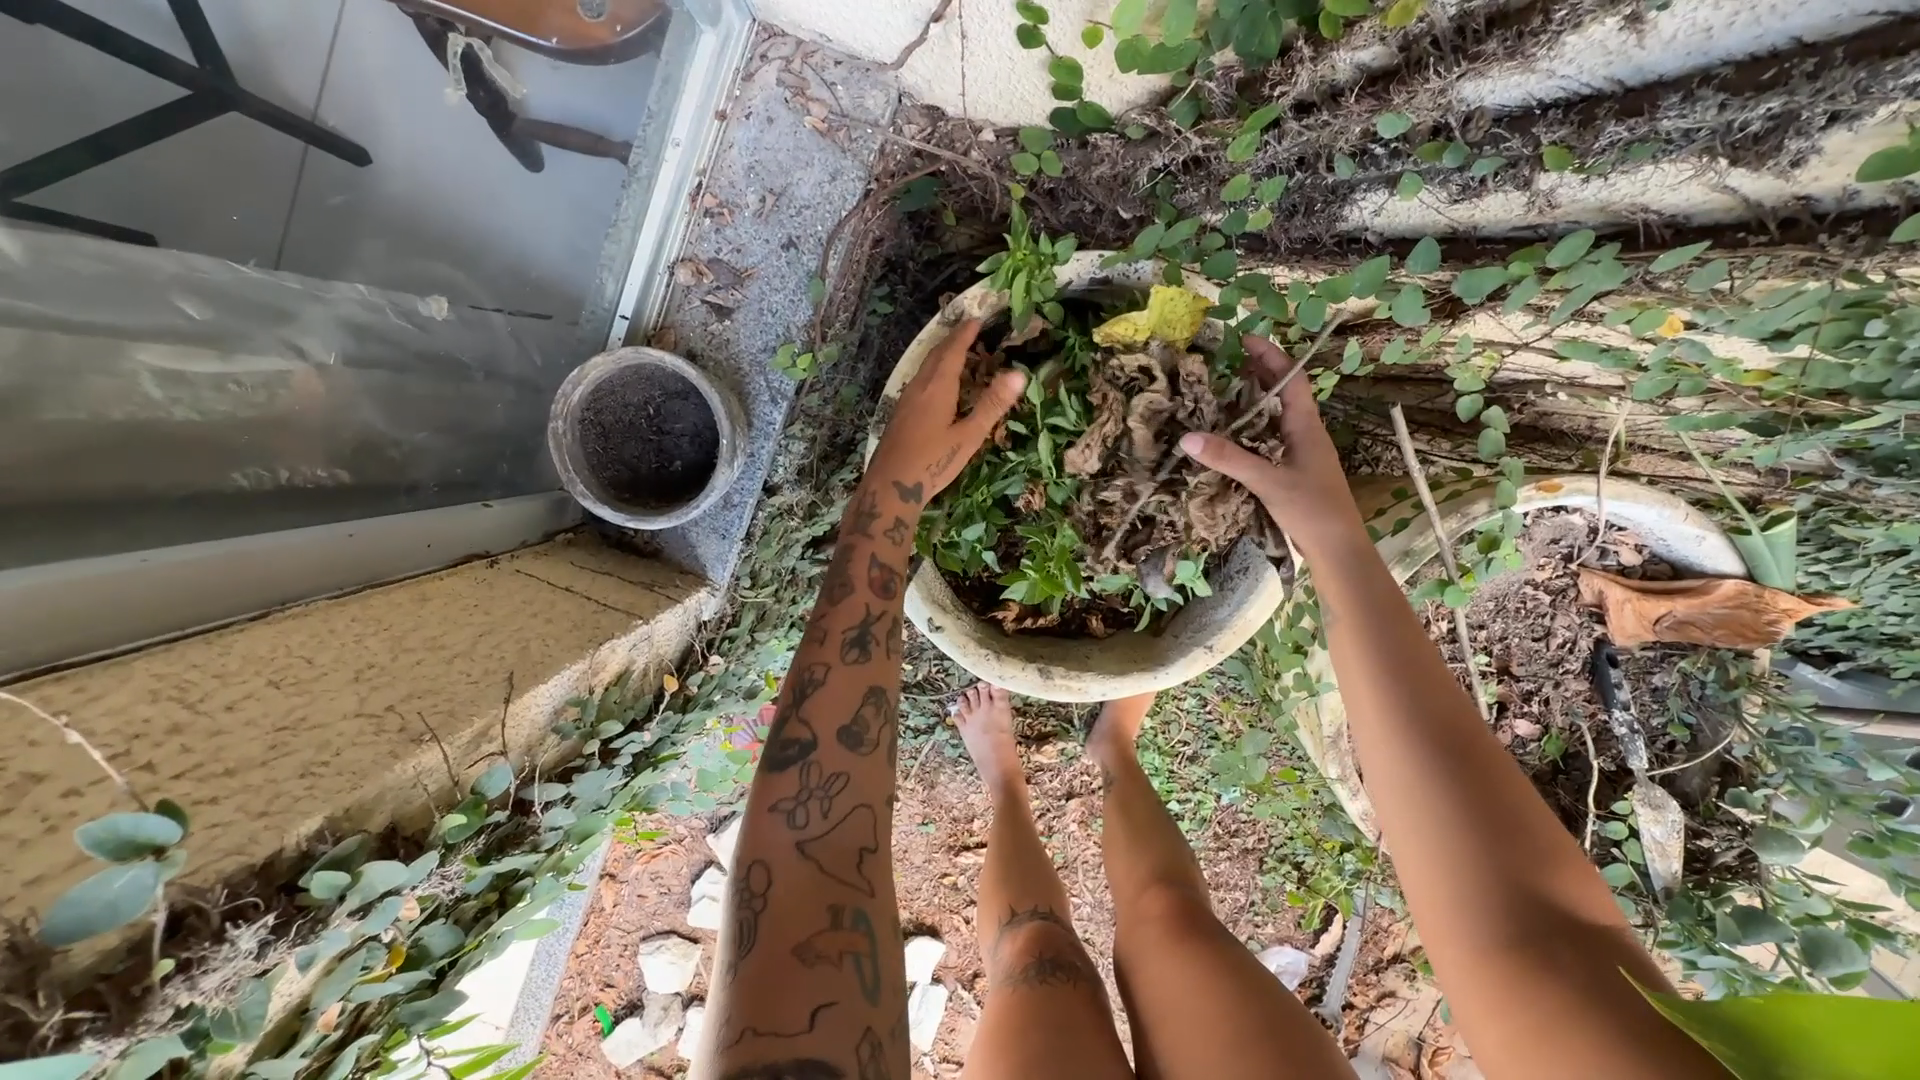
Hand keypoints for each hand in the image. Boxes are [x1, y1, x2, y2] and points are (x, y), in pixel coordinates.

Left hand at [868, 319, 1026, 499]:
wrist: (890, 486)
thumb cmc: (933, 463)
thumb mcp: (969, 436)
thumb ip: (992, 405)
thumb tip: (1018, 374)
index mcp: (937, 388)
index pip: (952, 351)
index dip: (965, 334)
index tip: (977, 319)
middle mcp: (918, 387)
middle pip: (935, 355)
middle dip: (952, 339)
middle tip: (968, 329)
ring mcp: (905, 400)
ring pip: (924, 367)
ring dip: (940, 354)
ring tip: (955, 351)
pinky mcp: (899, 413)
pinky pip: (918, 380)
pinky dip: (932, 370)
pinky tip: (936, 384)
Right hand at [1179, 334, 1364, 558]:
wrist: (1338, 549)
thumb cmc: (1311, 510)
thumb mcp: (1267, 481)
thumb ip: (1229, 458)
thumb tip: (1187, 437)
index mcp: (1306, 427)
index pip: (1292, 379)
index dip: (1271, 356)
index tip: (1246, 339)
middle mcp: (1307, 434)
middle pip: (1285, 393)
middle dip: (1260, 373)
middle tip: (1228, 361)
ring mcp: (1303, 454)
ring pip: (1279, 416)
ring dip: (1257, 401)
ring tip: (1226, 391)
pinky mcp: (1295, 472)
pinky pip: (1273, 438)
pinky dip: (1254, 428)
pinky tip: (1235, 436)